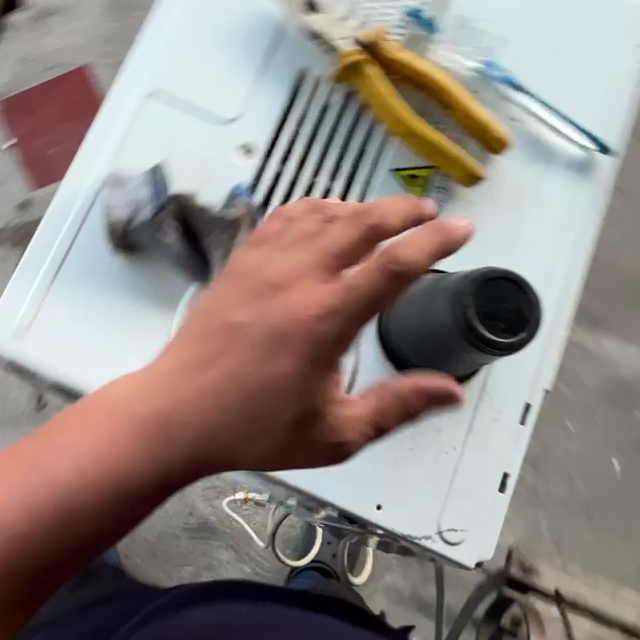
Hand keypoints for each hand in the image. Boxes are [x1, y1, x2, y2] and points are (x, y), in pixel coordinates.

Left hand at [138, 195, 473, 474]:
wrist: (177, 412)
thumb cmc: (253, 427)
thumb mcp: (336, 433)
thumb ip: (398, 406)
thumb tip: (452, 391)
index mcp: (327, 317)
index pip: (394, 264)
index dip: (435, 241)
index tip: (462, 229)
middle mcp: (298, 277)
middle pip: (362, 222)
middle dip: (403, 210)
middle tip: (430, 212)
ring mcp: (265, 263)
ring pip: (323, 212)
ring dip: (361, 206)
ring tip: (385, 214)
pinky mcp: (241, 261)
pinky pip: (284, 218)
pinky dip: (314, 208)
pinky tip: (325, 215)